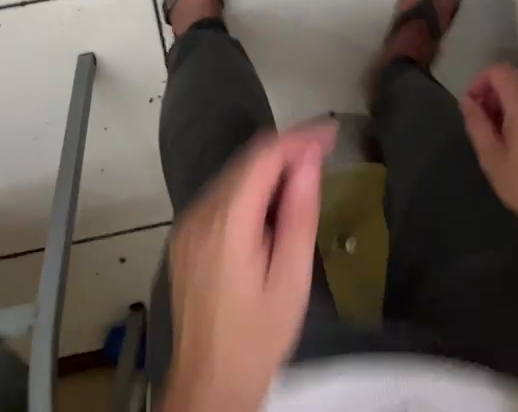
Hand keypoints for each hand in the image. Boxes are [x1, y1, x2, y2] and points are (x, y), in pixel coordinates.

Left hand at [163, 125, 335, 411]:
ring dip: (269, 167)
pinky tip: (274, 201)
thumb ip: (299, 214)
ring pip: (233, 175)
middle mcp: (200, 214)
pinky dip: (251, 188)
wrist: (209, 384)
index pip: (263, 157)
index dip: (298, 138)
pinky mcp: (186, 238)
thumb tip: (309, 162)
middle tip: (325, 148)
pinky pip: (222, 196)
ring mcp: (188, 225)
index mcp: (227, 222)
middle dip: (287, 149)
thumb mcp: (290, 278)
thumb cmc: (258, 337)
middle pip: (246, 161)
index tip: (330, 133)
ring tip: (307, 173)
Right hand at [461, 64, 517, 251]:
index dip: (480, 81)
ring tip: (498, 130)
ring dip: (510, 100)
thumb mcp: (490, 156)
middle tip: (482, 117)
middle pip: (516, 77)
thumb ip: (476, 122)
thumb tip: (468, 100)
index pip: (500, 71)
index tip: (472, 104)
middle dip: (494, 89)